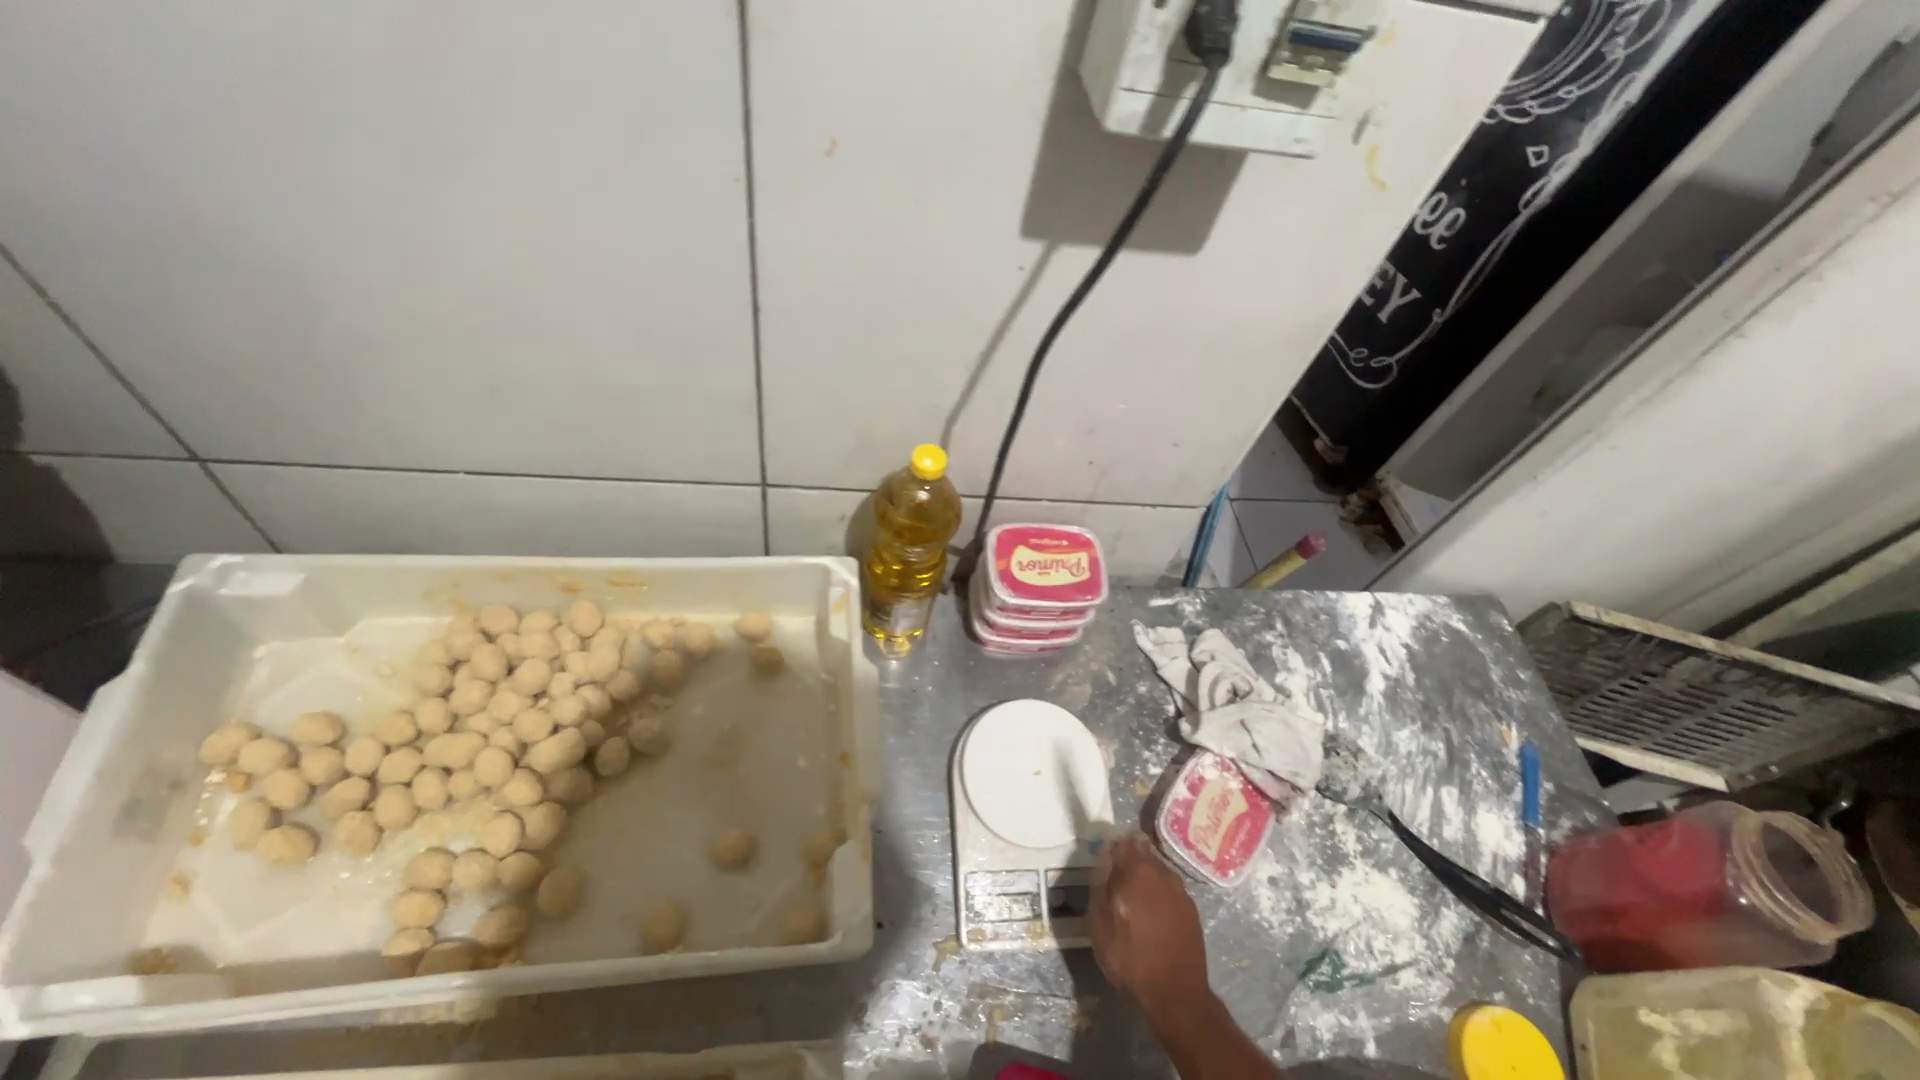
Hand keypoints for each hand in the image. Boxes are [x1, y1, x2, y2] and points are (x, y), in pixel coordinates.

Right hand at [1090, 831, 1210, 1021]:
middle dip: (1131, 860)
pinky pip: (1171, 890)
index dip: (1115, 846)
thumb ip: (1100, 887)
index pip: (1126, 841)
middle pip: (1145, 853)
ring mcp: (1182, 892)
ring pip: (1160, 871)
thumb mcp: (1100, 926)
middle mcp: (1164, 874)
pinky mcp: (1192, 910)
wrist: (1176, 993)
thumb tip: (1104, 862)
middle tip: (1117, 880)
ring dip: (1146, 877)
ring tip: (1133, 899)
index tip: (1105, 858)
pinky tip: (1152, 914)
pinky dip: (1160, 894)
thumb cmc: (1130, 959)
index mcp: (1138, 872)